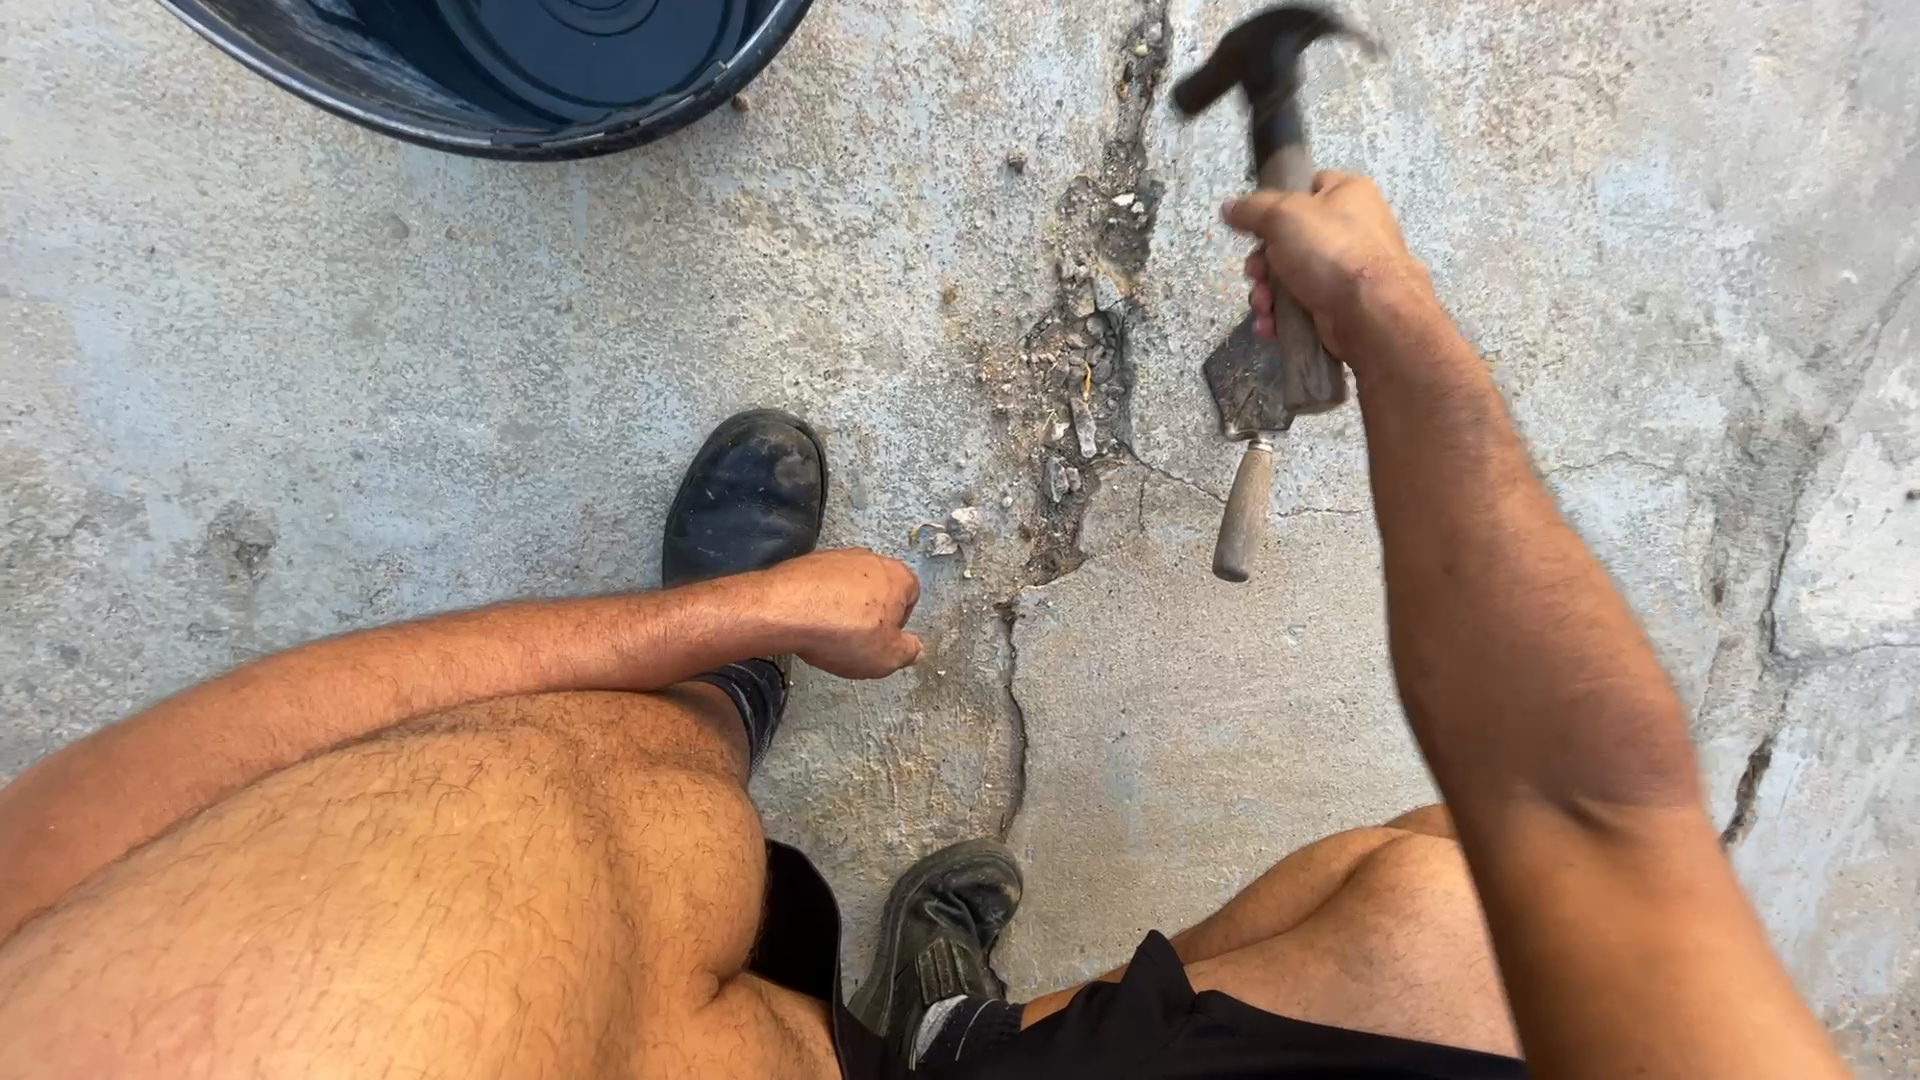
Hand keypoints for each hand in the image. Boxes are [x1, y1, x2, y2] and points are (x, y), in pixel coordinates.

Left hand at [756, 549, 922, 678]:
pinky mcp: (811, 562)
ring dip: (845, 607)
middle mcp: (872, 560)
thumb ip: (908, 652)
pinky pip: (824, 585)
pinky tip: (813, 623)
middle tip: (860, 639)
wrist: (786, 610)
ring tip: (832, 633)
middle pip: (880, 589)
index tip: (886, 639)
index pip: (912, 597)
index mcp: (899, 577)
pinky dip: (821, 602)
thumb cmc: (839, 630)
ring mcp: (839, 558)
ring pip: (851, 586)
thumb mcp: (887, 658)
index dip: (900, 622)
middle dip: (872, 613)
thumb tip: (913, 649)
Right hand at [1222, 171, 1438, 366]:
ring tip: (1265, 307)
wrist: (1369, 311)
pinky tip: (1271, 325)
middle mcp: (1348, 229)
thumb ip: (1252, 209)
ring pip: (1286, 279)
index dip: (1275, 208)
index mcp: (1346, 194)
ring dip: (1265, 296)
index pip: (1304, 189)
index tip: (1256, 229)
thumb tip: (1228, 207)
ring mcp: (1342, 270)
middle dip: (1262, 266)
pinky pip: (1296, 307)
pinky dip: (1279, 317)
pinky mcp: (1335, 305)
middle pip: (1286, 242)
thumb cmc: (1330, 251)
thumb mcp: (1284, 216)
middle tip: (1257, 276)